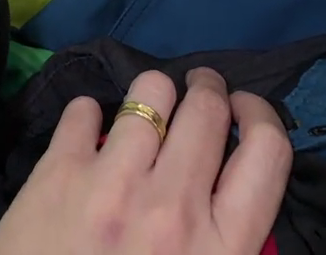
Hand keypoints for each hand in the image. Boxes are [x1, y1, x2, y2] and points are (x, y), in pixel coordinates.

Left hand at [0, 68, 291, 254]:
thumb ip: (225, 243)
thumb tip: (231, 188)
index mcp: (221, 249)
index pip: (267, 149)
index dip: (260, 115)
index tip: (243, 113)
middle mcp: (173, 206)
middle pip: (207, 107)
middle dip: (207, 88)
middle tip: (199, 92)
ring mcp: (113, 183)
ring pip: (151, 90)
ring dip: (153, 93)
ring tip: (145, 108)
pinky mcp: (58, 173)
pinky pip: (84, 109)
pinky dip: (87, 115)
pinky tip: (87, 133)